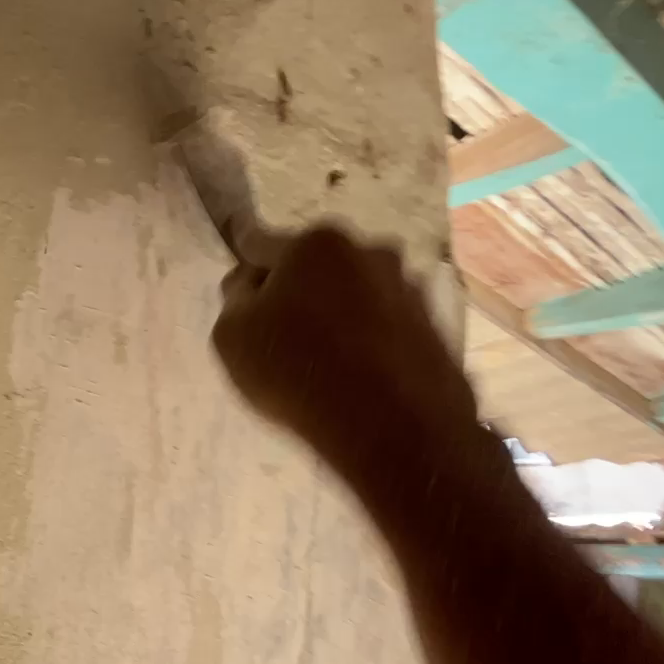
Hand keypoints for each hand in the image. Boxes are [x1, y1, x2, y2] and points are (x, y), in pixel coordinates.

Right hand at [210, 224, 477, 468]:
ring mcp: (409, 284)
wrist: (386, 422)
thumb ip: (235, 297)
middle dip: (295, 293)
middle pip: (313, 268)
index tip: (240, 304)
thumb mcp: (230, 334)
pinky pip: (381, 323)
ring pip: (350, 294)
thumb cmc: (292, 369)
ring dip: (332, 315)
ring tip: (318, 362)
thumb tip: (251, 282)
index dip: (246, 278)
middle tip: (277, 338)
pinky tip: (350, 373)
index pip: (261, 248)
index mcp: (317, 241)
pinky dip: (364, 338)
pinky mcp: (433, 322)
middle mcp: (370, 249)